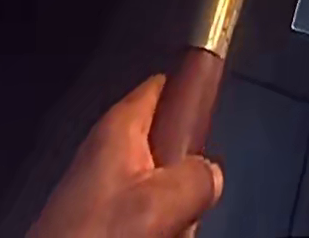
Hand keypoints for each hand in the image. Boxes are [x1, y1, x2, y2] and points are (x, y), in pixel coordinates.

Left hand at [29, 74, 223, 237]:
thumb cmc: (99, 236)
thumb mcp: (158, 204)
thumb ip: (197, 178)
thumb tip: (212, 174)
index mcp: (121, 127)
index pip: (165, 85)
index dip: (192, 93)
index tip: (212, 116)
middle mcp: (110, 149)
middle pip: (168, 140)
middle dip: (187, 169)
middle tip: (191, 197)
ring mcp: (101, 189)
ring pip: (160, 184)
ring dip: (173, 208)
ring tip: (173, 232)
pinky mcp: (97, 224)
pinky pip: (142, 215)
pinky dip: (155, 228)